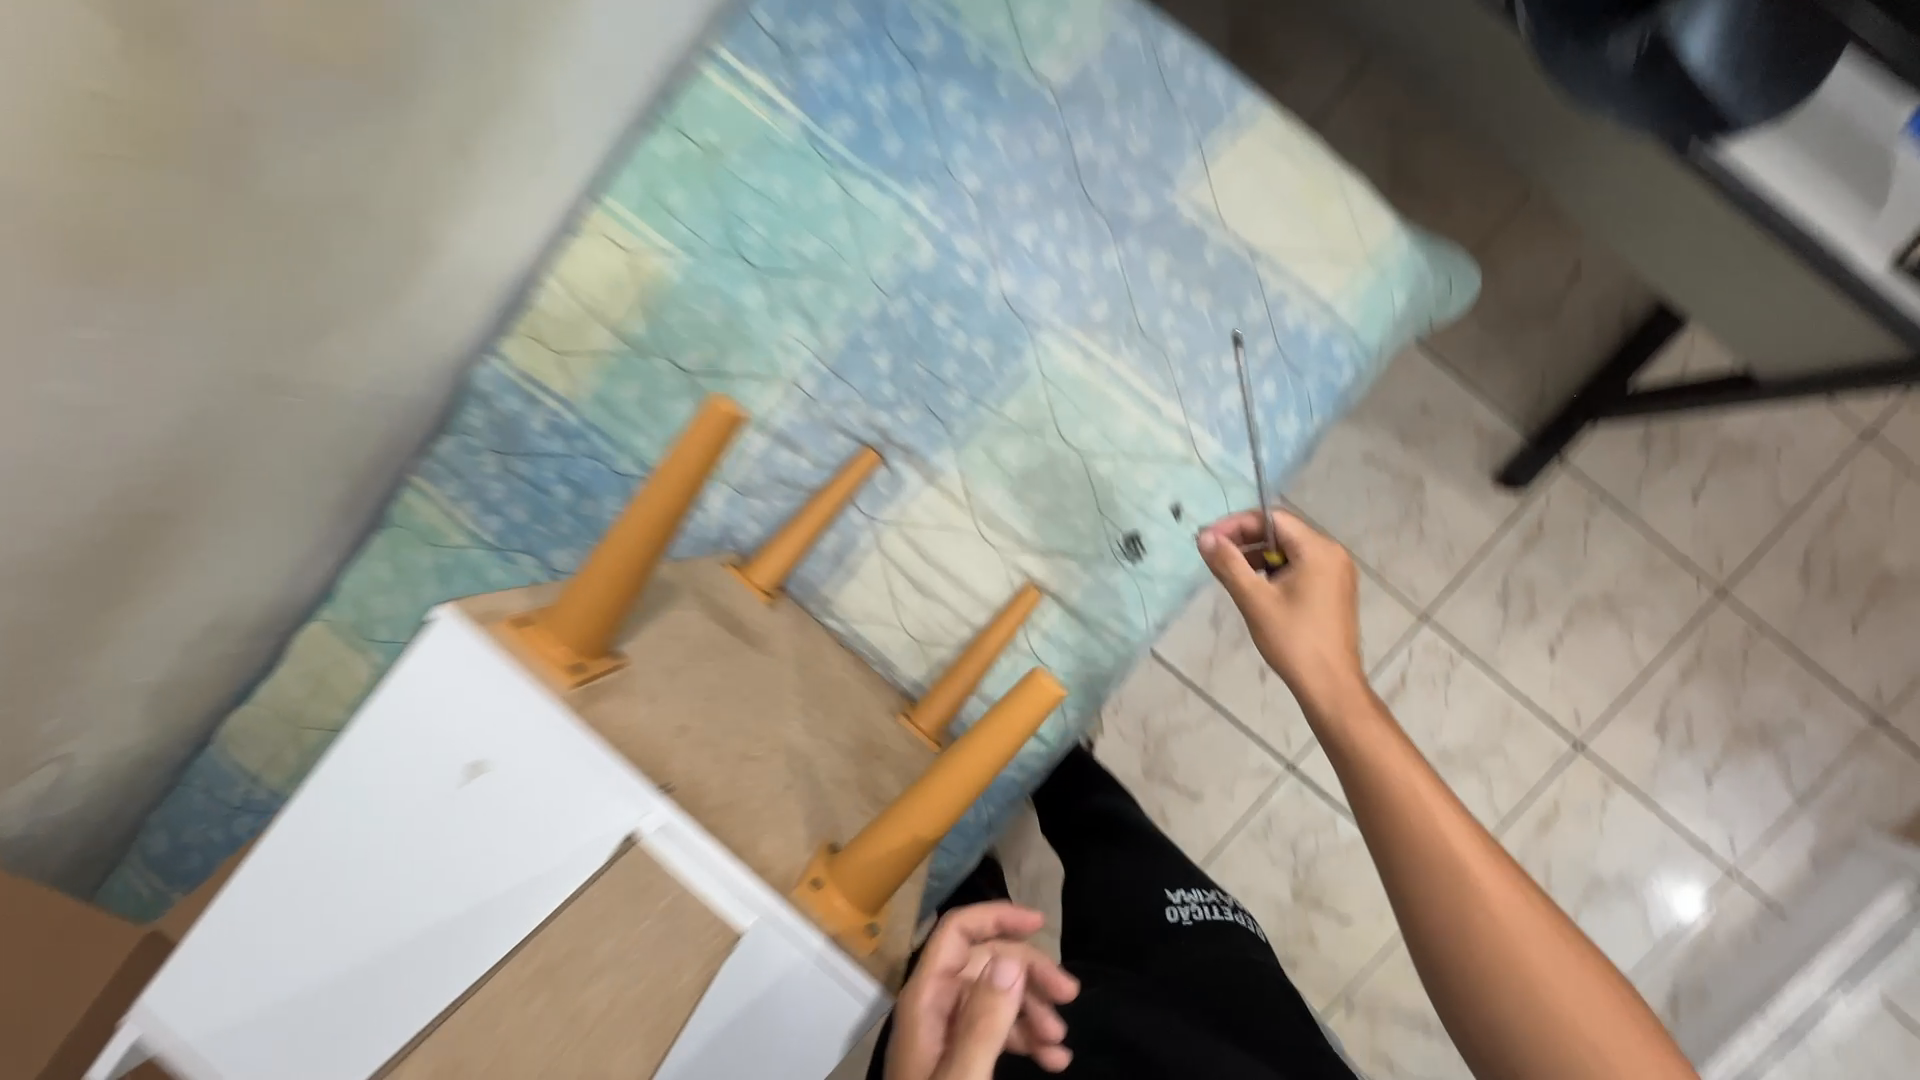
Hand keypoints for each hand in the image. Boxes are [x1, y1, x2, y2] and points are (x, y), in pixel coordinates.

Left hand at [884, 902, 1079, 1079]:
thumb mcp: (962, 1079)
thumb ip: (984, 1022)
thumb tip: (1009, 961)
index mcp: (925, 999)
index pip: (957, 933)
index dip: (996, 917)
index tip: (1041, 924)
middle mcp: (935, 1005)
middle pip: (985, 962)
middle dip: (1029, 973)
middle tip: (1071, 996)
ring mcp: (947, 1031)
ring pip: (996, 995)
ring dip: (1033, 1011)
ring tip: (1061, 1045)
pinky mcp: (960, 1056)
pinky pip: (997, 1029)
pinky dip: (1026, 1037)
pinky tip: (1053, 1061)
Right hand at [1196, 508, 1366, 711]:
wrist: (1329, 684)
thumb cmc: (1292, 639)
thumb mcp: (1254, 599)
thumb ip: (1228, 563)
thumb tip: (1204, 537)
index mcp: (1318, 550)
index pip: (1271, 518)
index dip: (1236, 525)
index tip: (1208, 540)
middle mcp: (1331, 553)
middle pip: (1280, 532)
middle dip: (1244, 541)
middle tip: (1214, 556)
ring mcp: (1335, 572)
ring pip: (1288, 550)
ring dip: (1257, 557)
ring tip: (1230, 573)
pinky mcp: (1332, 589)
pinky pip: (1299, 567)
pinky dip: (1274, 571)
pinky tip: (1254, 588)